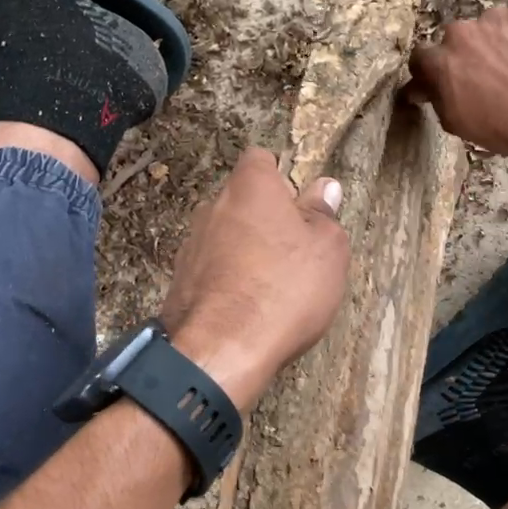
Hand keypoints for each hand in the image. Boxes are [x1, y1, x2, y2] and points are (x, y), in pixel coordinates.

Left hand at [160, 148, 349, 412]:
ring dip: (246, 252)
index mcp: (250, 187)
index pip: (260, 159)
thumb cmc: (285, 288)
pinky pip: (212, 271)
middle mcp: (213, 207)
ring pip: (226, 237)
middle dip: (265, 219)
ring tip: (273, 287)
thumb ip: (324, 215)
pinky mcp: (180, 283)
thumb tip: (325, 187)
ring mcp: (191, 246)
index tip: (298, 204)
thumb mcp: (327, 250)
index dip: (280, 176)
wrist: (222, 349)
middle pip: (242, 201)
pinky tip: (247, 309)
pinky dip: (229, 281)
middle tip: (295, 252)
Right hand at [408, 0, 507, 157]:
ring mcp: (496, 16)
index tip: (446, 75)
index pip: (423, 54)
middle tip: (489, 70)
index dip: (435, 65)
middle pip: (459, 36)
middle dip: (469, 50)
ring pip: (492, 23)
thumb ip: (435, 98)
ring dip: (500, 37)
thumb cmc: (498, 127)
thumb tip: (419, 89)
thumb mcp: (454, 121)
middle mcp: (461, 32)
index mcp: (440, 60)